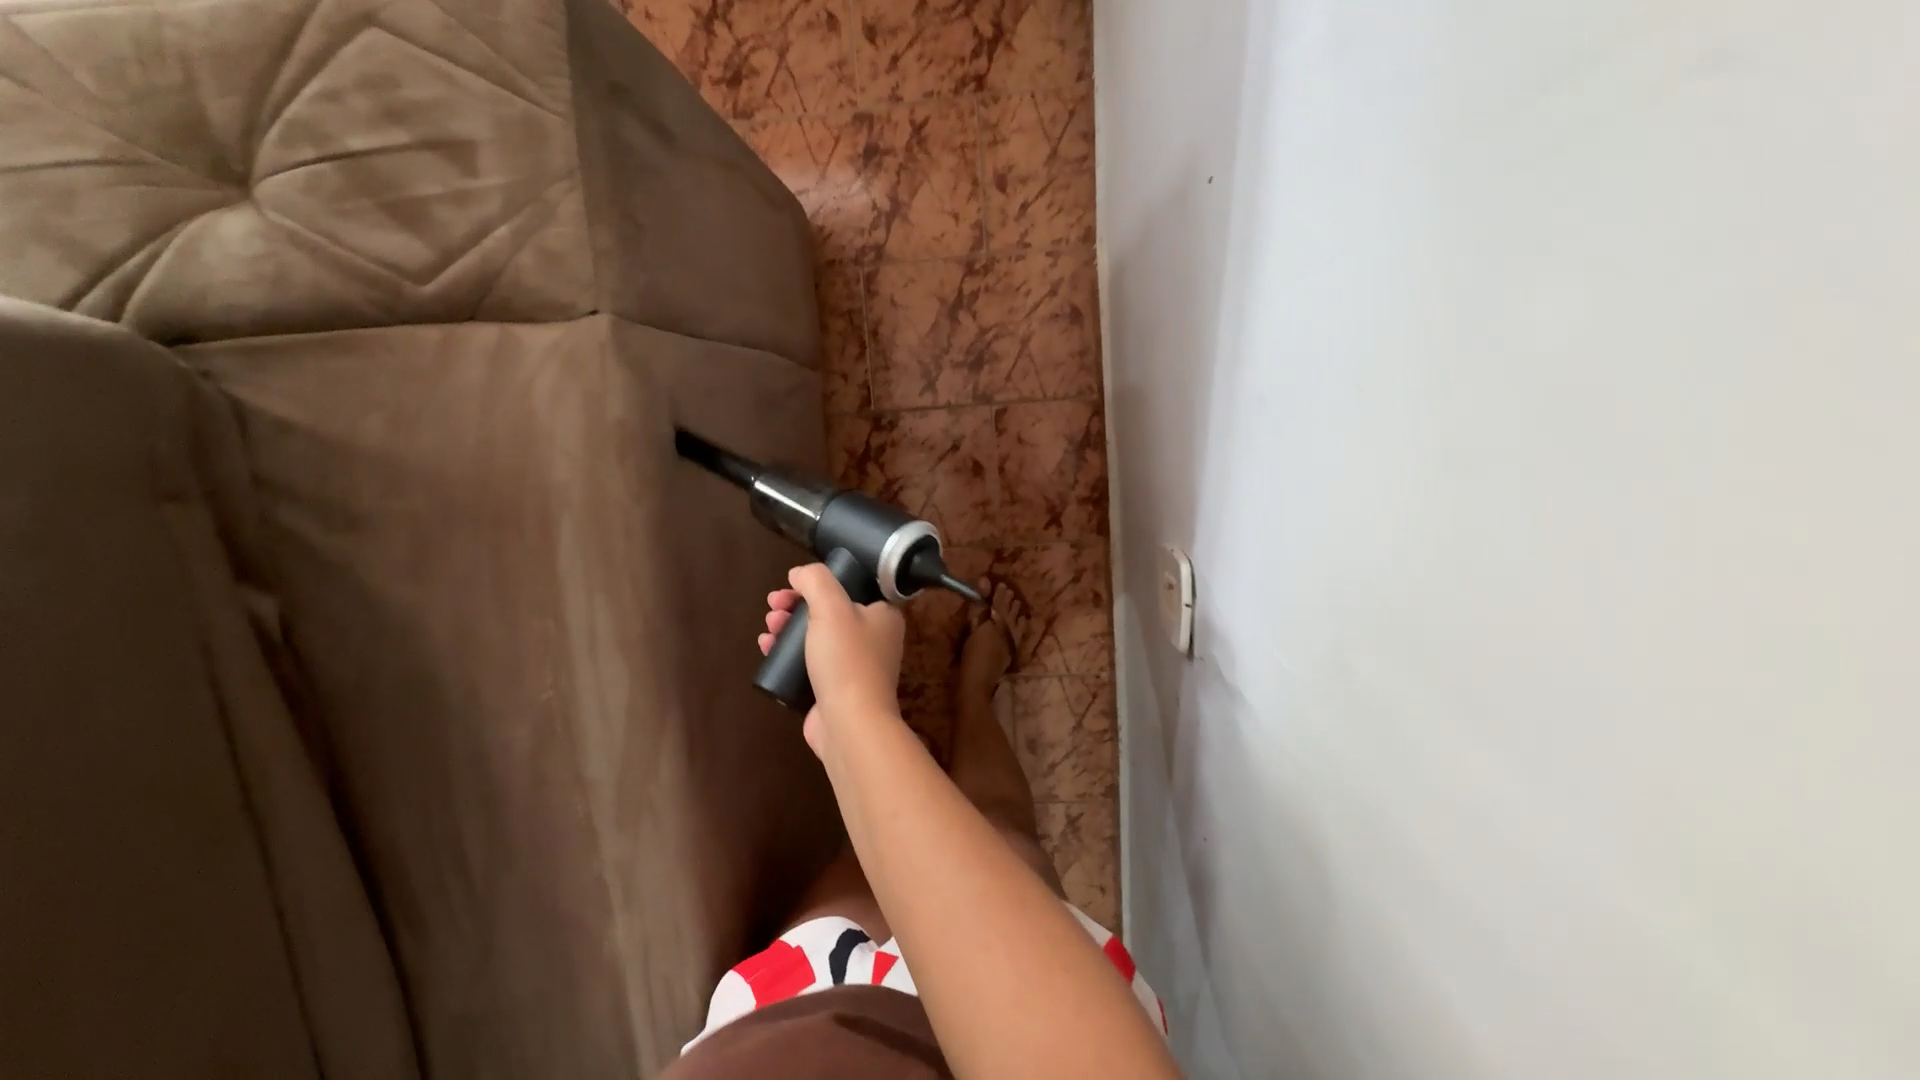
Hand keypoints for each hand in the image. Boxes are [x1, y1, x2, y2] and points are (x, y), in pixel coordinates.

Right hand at [760, 563, 905, 756]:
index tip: (791, 585)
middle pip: (829, 612)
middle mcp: (874, 639)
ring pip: (816, 637)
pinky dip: (788, 655)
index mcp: (883, 616)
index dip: (819, 583)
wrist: (849, 724)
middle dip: (796, 606)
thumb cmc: (847, 660)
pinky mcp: (835, 689)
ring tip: (768, 630)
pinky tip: (767, 649)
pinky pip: (809, 664)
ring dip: (788, 628)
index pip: (851, 588)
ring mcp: (854, 666)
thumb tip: (799, 574)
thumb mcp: (832, 607)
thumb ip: (815, 580)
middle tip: (773, 608)